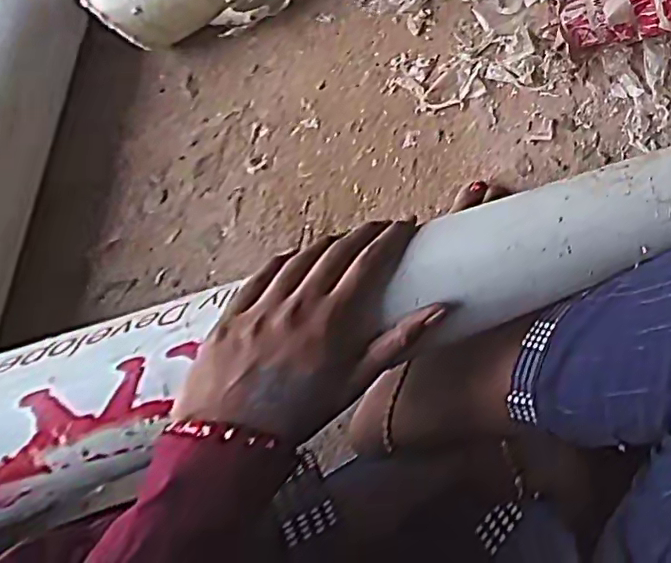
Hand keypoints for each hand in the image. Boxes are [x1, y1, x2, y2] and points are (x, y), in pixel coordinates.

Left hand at [173, 222, 446, 445]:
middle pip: (338, 250)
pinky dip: (284, 259)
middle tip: (380, 227)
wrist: (229, 446)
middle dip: (364, 232)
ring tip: (343, 240)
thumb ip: (398, 342)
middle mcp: (300, 302)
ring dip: (328, 242)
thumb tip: (440, 311)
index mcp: (333, 316)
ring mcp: (264, 305)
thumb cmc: (300, 413)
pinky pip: (262, 273)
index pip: (369, 260)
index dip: (391, 236)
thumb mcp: (356, 380)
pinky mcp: (235, 314)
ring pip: (302, 257)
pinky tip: (294, 256)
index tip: (406, 224)